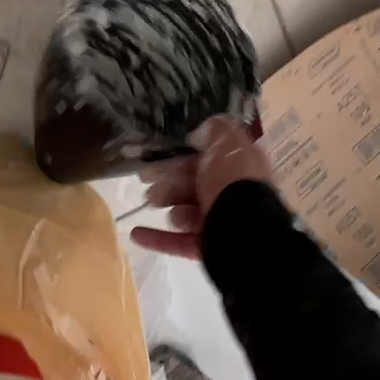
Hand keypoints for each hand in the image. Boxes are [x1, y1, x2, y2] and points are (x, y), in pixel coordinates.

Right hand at [129, 118, 273, 260]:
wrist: (243, 232)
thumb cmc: (233, 183)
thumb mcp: (227, 144)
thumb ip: (215, 130)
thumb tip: (199, 134)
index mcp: (240, 169)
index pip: (209, 159)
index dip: (184, 155)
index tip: (162, 153)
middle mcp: (232, 195)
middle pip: (193, 185)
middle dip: (169, 179)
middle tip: (148, 177)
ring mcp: (220, 224)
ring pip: (184, 212)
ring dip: (166, 203)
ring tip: (154, 201)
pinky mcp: (206, 248)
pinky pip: (177, 242)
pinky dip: (156, 238)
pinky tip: (136, 233)